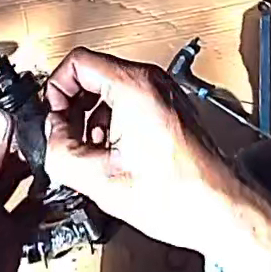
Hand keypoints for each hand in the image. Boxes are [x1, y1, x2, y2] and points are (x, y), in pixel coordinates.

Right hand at [42, 47, 241, 255]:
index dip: (56, 91)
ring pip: (107, 85)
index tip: (54, 119)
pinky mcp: (167, 102)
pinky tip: (111, 151)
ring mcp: (161, 88)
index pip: (76, 62)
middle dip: (72, 106)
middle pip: (90, 72)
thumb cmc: (179, 196)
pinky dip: (109, 117)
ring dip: (89, 115)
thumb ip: (61, 153)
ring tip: (89, 150)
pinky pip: (126, 96)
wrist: (222, 209)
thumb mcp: (102, 181)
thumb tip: (48, 137)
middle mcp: (149, 78)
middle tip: (66, 137)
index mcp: (133, 86)